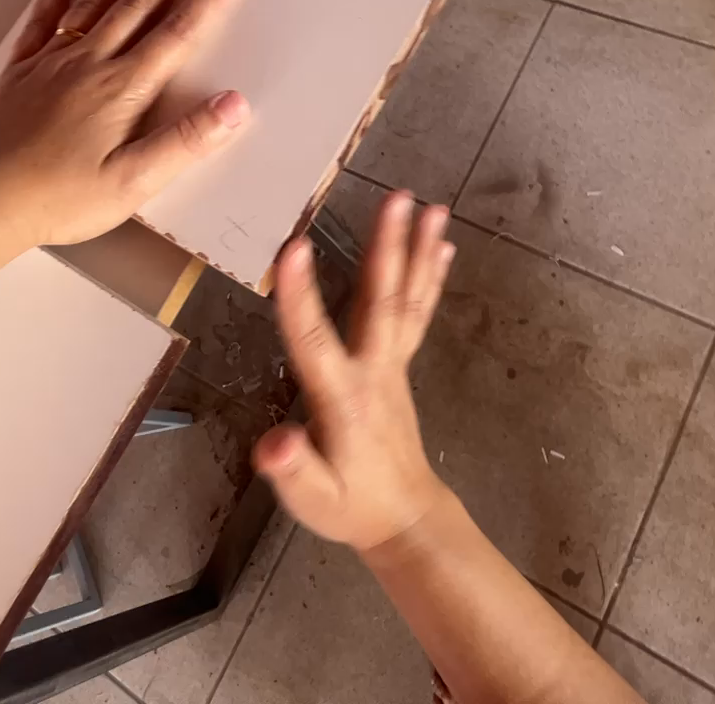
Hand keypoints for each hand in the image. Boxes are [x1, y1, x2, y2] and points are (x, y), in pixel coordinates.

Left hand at [0, 0, 249, 248]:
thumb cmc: (63, 198)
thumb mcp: (134, 180)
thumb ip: (185, 140)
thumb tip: (235, 104)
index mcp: (122, 89)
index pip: (176, 36)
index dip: (206, 1)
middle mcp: (89, 64)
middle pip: (135, 8)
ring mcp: (50, 64)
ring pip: (93, 6)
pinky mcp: (21, 74)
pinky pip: (42, 23)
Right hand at [254, 191, 455, 551]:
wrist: (402, 516)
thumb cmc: (349, 505)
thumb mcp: (312, 498)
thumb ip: (292, 470)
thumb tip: (272, 443)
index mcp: (343, 396)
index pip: (315, 339)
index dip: (301, 295)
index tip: (292, 246)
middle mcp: (375, 367)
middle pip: (382, 300)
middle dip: (389, 246)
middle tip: (399, 198)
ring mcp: (395, 361)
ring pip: (408, 298)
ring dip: (419, 250)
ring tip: (432, 206)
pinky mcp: (403, 361)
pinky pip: (420, 313)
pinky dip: (432, 277)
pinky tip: (442, 247)